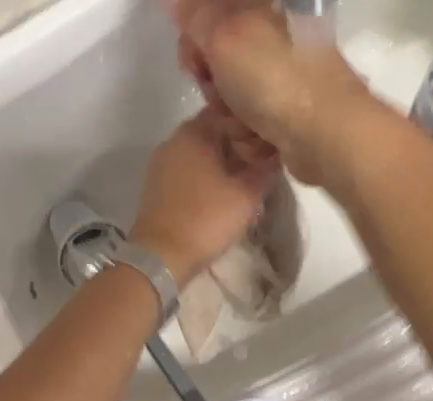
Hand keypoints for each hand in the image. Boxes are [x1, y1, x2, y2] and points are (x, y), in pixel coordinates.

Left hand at [131, 108, 276, 281]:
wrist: (162, 256)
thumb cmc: (206, 219)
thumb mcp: (246, 195)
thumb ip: (265, 171)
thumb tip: (276, 157)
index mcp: (195, 131)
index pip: (229, 112)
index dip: (252, 126)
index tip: (269, 144)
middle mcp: (174, 140)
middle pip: (213, 133)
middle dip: (237, 147)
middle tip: (259, 167)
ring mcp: (161, 164)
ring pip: (199, 155)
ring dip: (221, 166)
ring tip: (242, 185)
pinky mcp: (156, 188)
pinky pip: (187, 174)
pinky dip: (205, 180)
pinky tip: (219, 197)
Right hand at [174, 1, 379, 185]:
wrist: (324, 134)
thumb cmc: (273, 78)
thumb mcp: (223, 35)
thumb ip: (194, 15)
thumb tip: (173, 2)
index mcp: (260, 13)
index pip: (208, 25)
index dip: (195, 48)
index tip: (196, 65)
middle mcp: (272, 44)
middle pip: (218, 70)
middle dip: (216, 92)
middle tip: (226, 97)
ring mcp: (281, 84)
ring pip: (232, 106)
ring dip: (233, 122)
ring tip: (251, 126)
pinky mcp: (288, 120)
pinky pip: (251, 132)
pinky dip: (253, 141)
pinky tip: (265, 142)